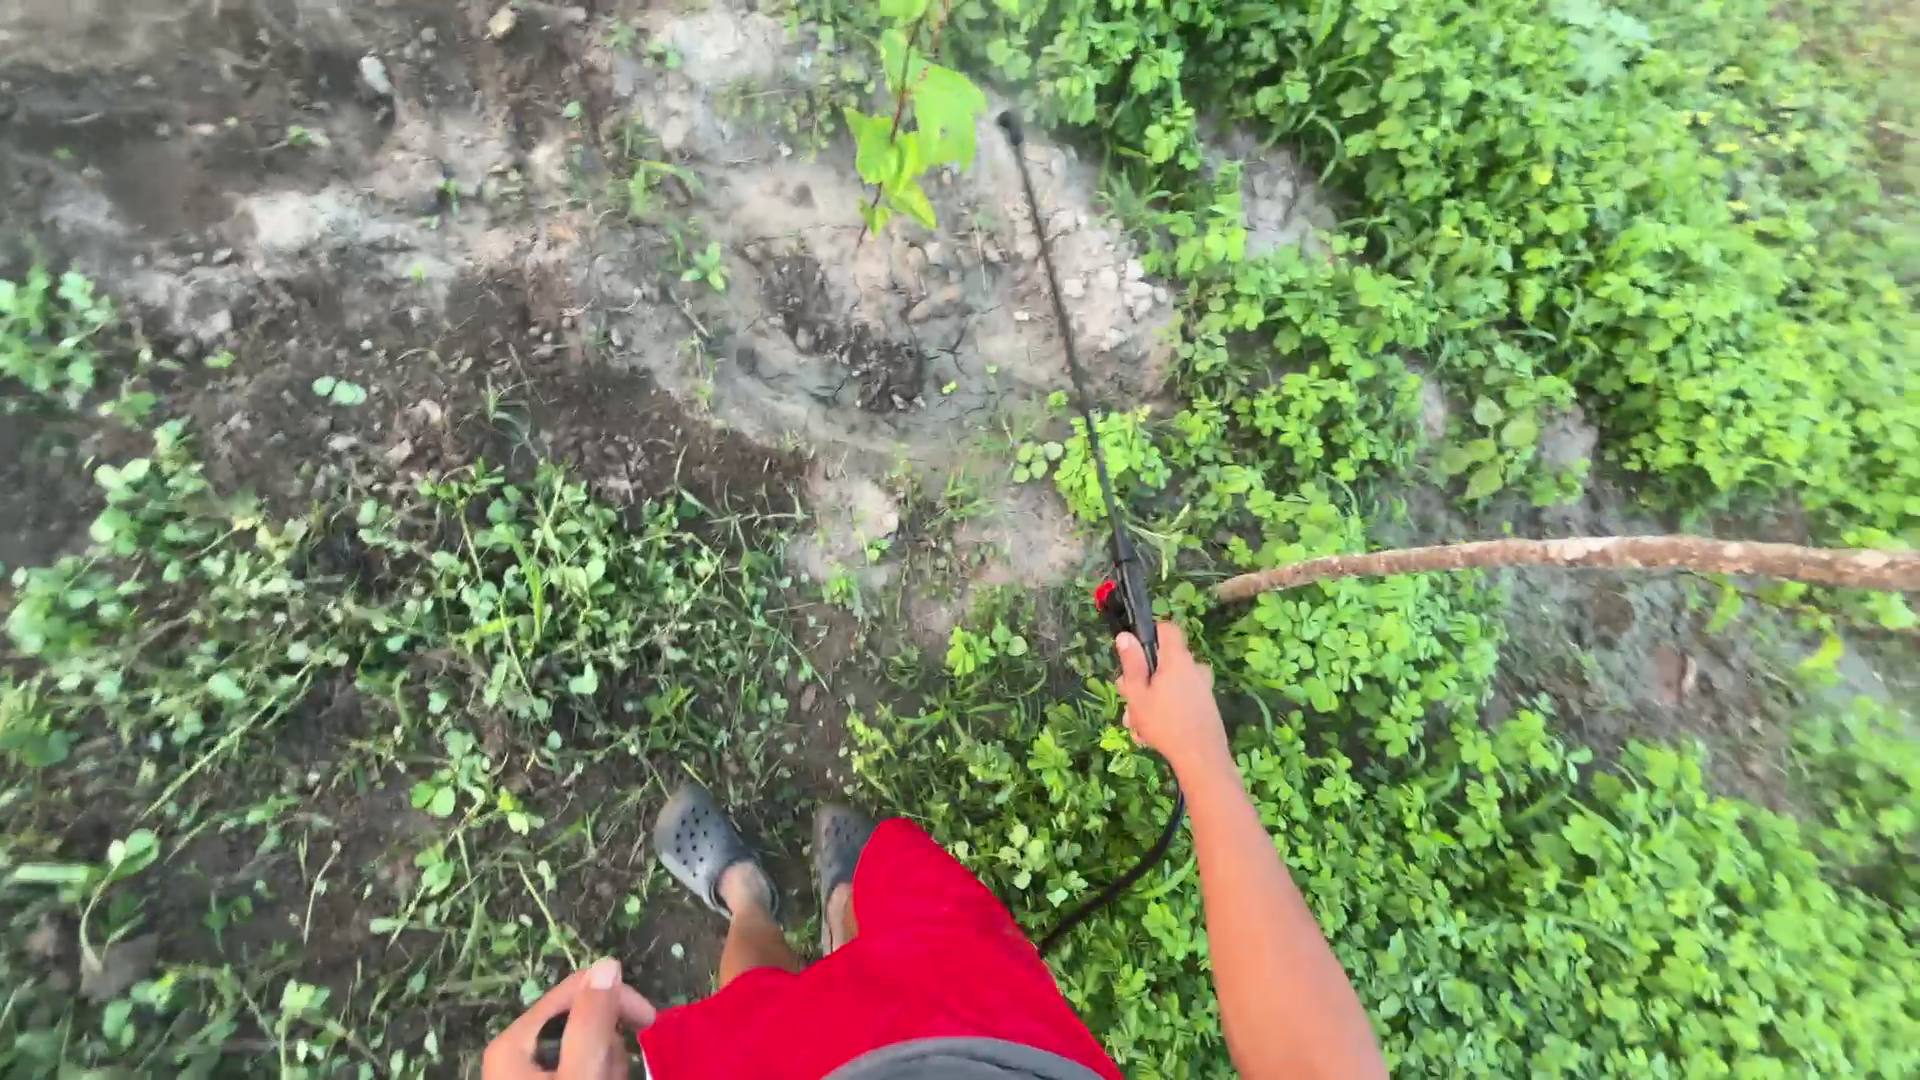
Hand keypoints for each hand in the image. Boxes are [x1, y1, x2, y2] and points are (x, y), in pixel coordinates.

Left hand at [482, 958, 655, 1079]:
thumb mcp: (581, 1074)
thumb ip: (592, 1020)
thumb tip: (607, 962)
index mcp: (516, 1039)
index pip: (581, 988)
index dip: (620, 999)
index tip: (649, 1023)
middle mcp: (516, 1048)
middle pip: (582, 1015)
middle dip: (610, 1038)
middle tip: (620, 1069)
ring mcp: (524, 1072)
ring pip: (582, 1043)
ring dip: (605, 1058)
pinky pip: (574, 1065)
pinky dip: (594, 1070)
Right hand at [1115, 621, 1230, 780]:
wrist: (1201, 759)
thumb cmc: (1164, 723)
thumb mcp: (1138, 693)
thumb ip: (1132, 663)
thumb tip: (1126, 636)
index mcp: (1177, 659)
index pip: (1168, 629)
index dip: (1151, 633)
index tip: (1135, 651)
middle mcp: (1194, 668)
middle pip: (1165, 660)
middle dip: (1143, 678)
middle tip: (1128, 700)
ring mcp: (1202, 687)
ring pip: (1170, 684)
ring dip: (1151, 699)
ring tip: (1136, 724)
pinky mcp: (1205, 706)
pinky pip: (1180, 699)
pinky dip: (1166, 710)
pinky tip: (1151, 734)